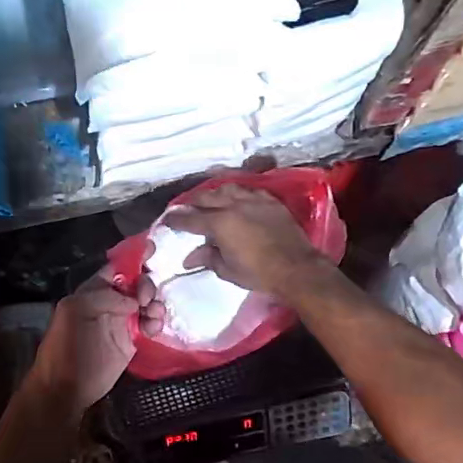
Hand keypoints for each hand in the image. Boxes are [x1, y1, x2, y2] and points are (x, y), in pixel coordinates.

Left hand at [24, 266, 155, 416]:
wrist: (66, 388)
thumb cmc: (66, 347)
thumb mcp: (75, 312)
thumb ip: (103, 296)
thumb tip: (133, 299)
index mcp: (93, 291)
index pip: (116, 268)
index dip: (134, 259)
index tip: (154, 252)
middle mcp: (109, 303)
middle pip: (136, 284)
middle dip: (146, 286)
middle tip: (145, 300)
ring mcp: (122, 322)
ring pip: (146, 304)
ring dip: (154, 304)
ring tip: (153, 316)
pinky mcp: (132, 341)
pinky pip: (150, 324)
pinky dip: (156, 323)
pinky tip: (153, 329)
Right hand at [165, 184, 333, 298]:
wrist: (296, 268)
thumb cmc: (258, 273)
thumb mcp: (227, 270)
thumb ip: (208, 258)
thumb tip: (190, 257)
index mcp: (219, 223)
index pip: (191, 219)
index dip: (176, 220)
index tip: (167, 220)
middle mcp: (234, 205)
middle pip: (207, 197)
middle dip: (193, 202)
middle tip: (185, 208)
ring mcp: (254, 200)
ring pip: (228, 188)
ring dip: (215, 193)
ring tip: (210, 199)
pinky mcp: (271, 201)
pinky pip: (249, 190)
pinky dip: (238, 193)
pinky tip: (237, 198)